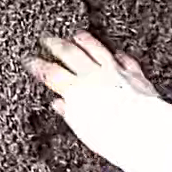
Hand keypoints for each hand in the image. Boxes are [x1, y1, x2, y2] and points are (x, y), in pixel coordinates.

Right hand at [27, 32, 171, 171]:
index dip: (38, 65)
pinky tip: (116, 52)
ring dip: (86, 41)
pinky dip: (118, 55)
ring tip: (77, 34)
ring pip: (97, 50)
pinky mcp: (135, 75)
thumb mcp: (83, 128)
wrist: (142, 131)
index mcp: (77, 90)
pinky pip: (125, 60)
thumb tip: (59, 103)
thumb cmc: (112, 136)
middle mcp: (94, 76)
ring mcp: (115, 72)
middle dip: (56, 44)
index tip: (30, 60)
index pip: (51, 74)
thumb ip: (70, 112)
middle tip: (47, 38)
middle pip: (71, 54)